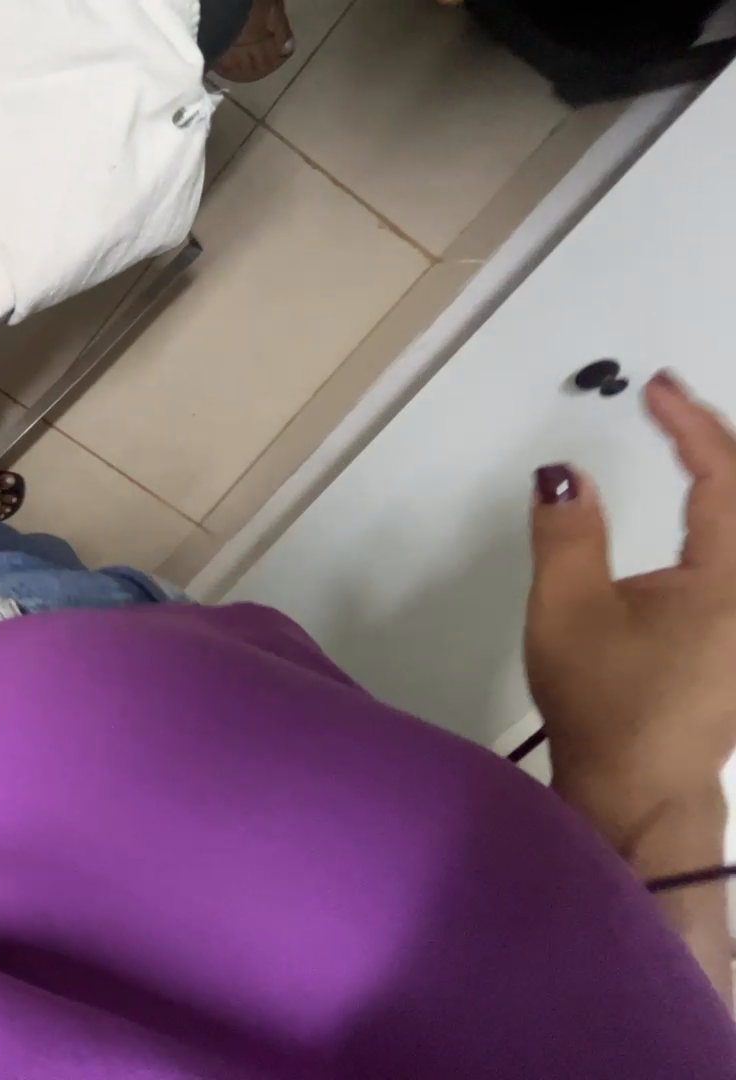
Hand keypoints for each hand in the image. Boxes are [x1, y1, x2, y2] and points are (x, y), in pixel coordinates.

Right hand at [525, 371, 735, 844]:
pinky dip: (727, 514)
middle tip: (677, 408)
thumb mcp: (568, 608)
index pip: (726, 477)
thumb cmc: (603, 690)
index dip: (692, 425)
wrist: (641, 771)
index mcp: (732, 575)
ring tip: (695, 445)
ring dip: (729, 479)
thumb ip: (568, 534)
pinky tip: (709, 510)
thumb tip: (562, 474)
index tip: (659, 388)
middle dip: (723, 442)